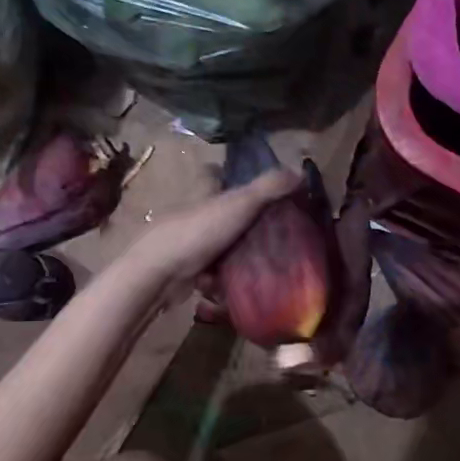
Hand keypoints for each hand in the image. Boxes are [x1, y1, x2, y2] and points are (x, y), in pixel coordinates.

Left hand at [125, 168, 301, 285]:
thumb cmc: (199, 230)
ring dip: (237, 257)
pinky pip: (212, 274)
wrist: (159, 272)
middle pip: (223, 214)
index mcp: (205, 193)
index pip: (216, 174)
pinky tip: (240, 288)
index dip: (233, 176)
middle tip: (276, 236)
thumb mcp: (240, 203)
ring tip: (266, 267)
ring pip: (220, 246)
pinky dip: (223, 281)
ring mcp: (189, 243)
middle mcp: (195, 214)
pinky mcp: (187, 271)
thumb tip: (300, 172)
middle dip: (245, 225)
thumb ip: (269, 187)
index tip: (261, 189)